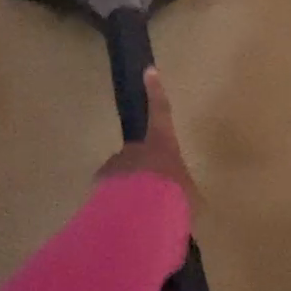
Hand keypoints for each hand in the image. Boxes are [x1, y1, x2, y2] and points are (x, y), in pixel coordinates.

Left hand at [95, 68, 198, 203]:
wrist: (142, 215)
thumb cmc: (174, 199)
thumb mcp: (191, 197)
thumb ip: (184, 192)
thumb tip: (185, 197)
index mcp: (163, 146)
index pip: (161, 112)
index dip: (156, 91)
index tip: (148, 70)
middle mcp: (137, 149)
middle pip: (138, 154)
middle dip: (142, 174)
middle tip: (151, 199)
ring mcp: (116, 164)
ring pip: (121, 175)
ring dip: (128, 191)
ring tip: (137, 216)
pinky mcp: (99, 182)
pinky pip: (107, 191)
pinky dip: (113, 203)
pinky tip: (121, 220)